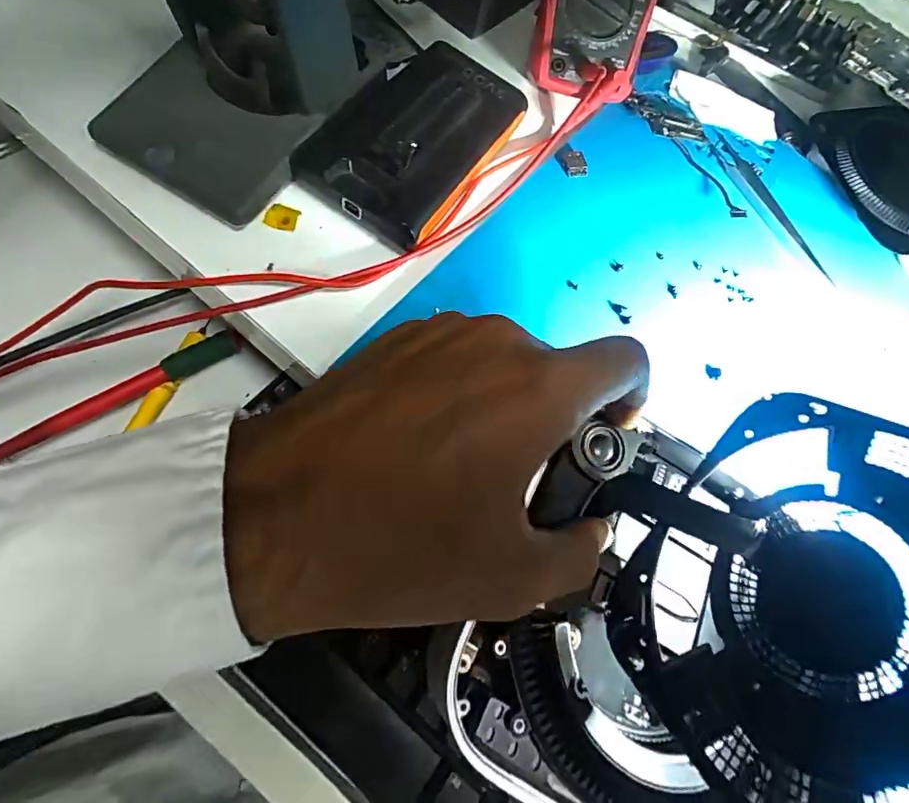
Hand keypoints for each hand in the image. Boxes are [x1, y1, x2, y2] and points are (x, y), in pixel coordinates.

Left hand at [222, 313, 645, 642]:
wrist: (277, 513)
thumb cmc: (399, 544)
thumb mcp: (509, 577)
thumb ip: (580, 552)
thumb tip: (592, 528)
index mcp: (537, 388)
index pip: (626, 359)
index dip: (631, 399)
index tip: (601, 442)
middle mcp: (494, 341)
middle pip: (559, 369)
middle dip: (557, 420)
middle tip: (519, 481)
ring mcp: (439, 331)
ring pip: (504, 362)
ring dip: (504, 405)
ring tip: (461, 466)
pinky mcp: (397, 338)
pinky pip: (454, 357)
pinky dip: (457, 391)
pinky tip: (417, 442)